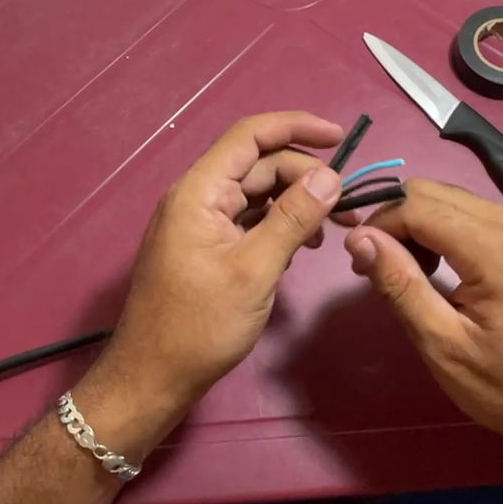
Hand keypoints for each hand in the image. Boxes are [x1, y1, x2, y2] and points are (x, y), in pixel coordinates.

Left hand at [77, 112, 346, 450]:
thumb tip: (330, 177)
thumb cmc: (200, 325)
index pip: (250, 136)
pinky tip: (302, 247)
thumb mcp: (255, 270)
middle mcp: (197, 197)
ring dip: (296, 203)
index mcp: (199, 191)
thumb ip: (292, 219)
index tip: (339, 136)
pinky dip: (279, 224)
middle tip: (349, 206)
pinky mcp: (207, 245)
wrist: (153, 376)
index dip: (296, 126)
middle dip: (306, 176)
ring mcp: (200, 222)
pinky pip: (248, 219)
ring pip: (257, 193)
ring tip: (333, 229)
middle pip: (259, 165)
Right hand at [342, 179, 502, 464]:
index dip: (378, 224)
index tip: (356, 258)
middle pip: (433, 192)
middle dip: (394, 220)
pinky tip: (438, 268)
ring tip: (404, 272)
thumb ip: (400, 285)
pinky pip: (474, 214)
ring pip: (452, 199)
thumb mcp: (444, 346)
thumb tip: (359, 239)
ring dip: (417, 224)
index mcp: (498, 249)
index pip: (417, 205)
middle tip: (375, 266)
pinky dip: (443, 230)